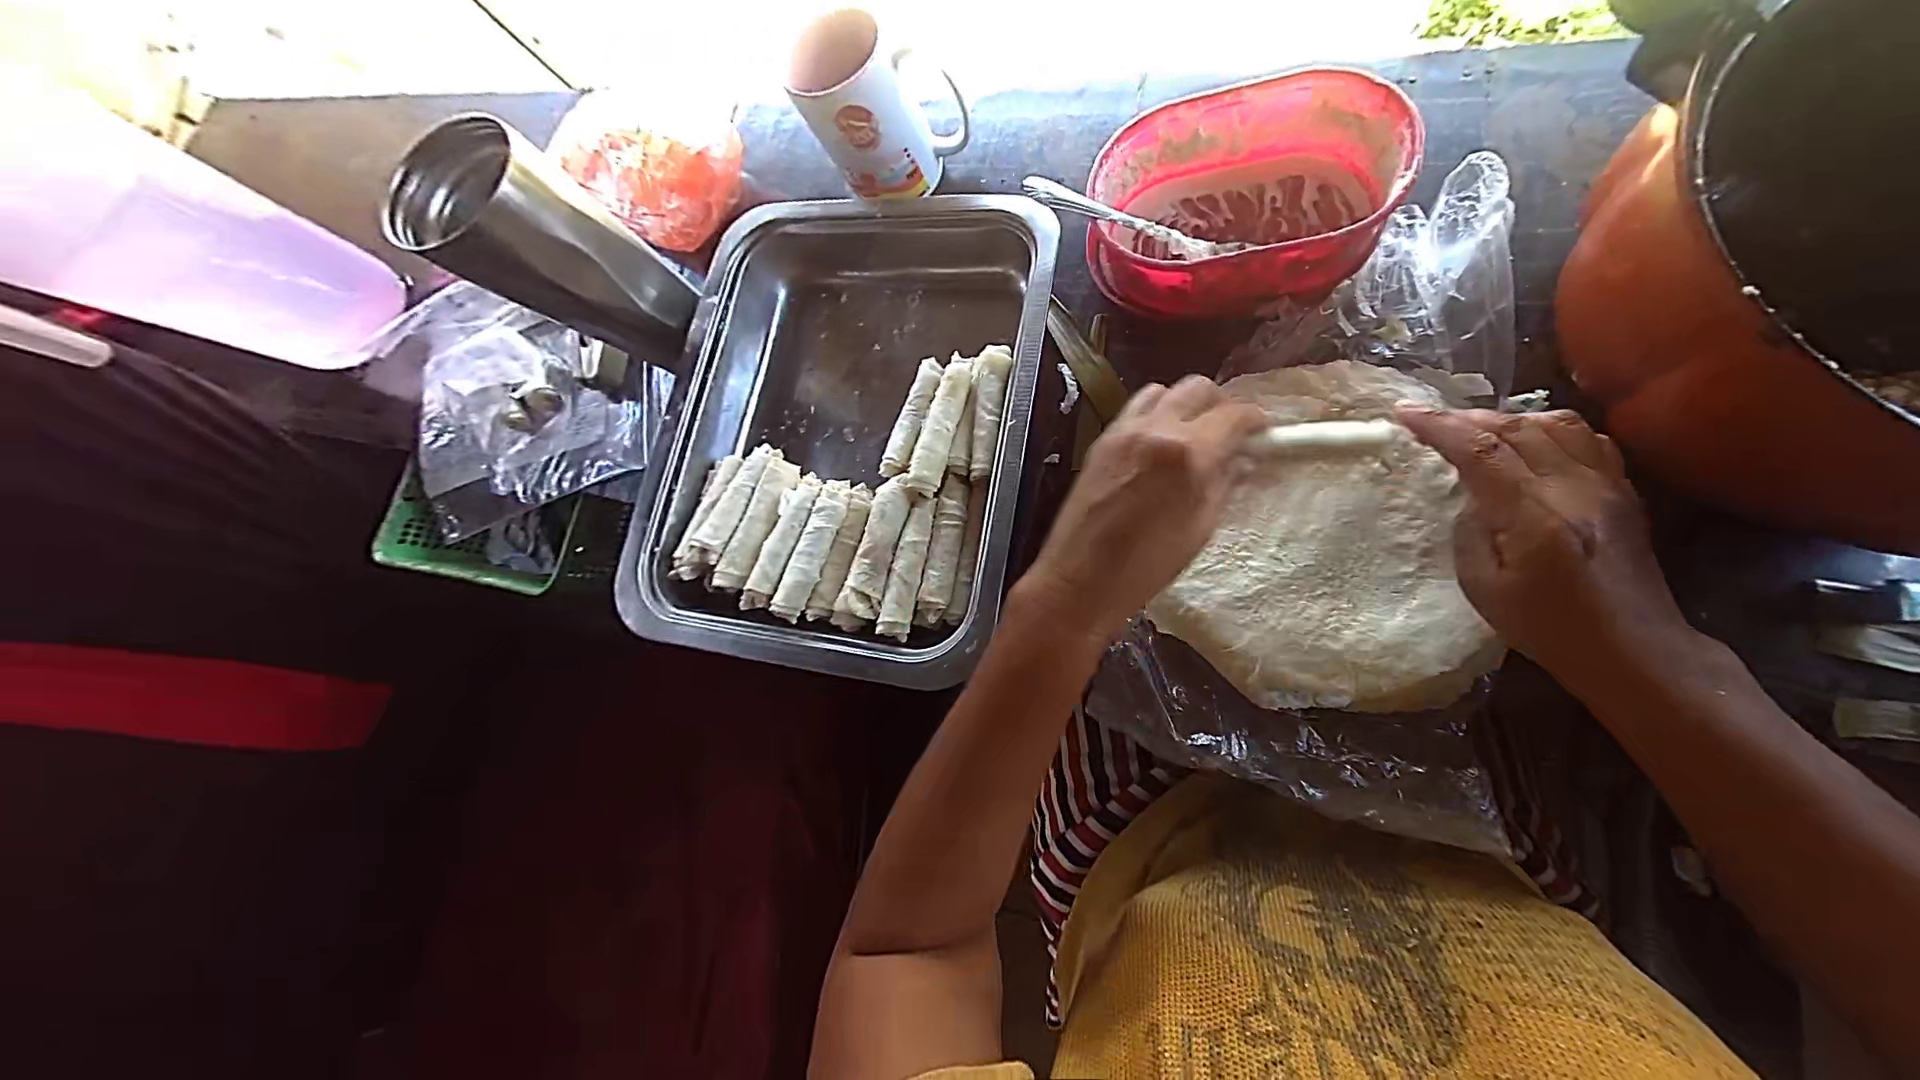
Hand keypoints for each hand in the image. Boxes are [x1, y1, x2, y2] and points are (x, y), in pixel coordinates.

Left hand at [1021, 376, 1268, 642]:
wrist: (1078, 580)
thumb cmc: (1145, 567)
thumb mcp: (1199, 528)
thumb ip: (1224, 484)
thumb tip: (1243, 461)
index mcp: (1187, 453)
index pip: (1235, 415)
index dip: (1256, 421)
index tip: (1264, 433)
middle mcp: (1154, 429)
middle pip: (1198, 389)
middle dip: (1221, 406)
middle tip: (1229, 435)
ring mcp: (1122, 432)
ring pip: (1164, 392)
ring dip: (1184, 405)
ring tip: (1192, 436)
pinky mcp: (1100, 442)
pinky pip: (1134, 410)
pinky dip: (1154, 415)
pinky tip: (1158, 444)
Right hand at [1394, 406, 1694, 687]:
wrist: (1632, 649)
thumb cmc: (1545, 625)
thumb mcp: (1482, 585)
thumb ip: (1470, 529)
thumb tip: (1470, 493)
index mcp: (1534, 516)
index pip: (1481, 451)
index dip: (1439, 426)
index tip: (1405, 414)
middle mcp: (1575, 489)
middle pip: (1517, 428)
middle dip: (1465, 417)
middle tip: (1429, 418)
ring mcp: (1607, 486)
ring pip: (1556, 425)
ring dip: (1508, 417)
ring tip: (1475, 426)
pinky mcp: (1623, 491)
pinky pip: (1587, 439)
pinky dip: (1549, 429)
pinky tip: (1529, 440)